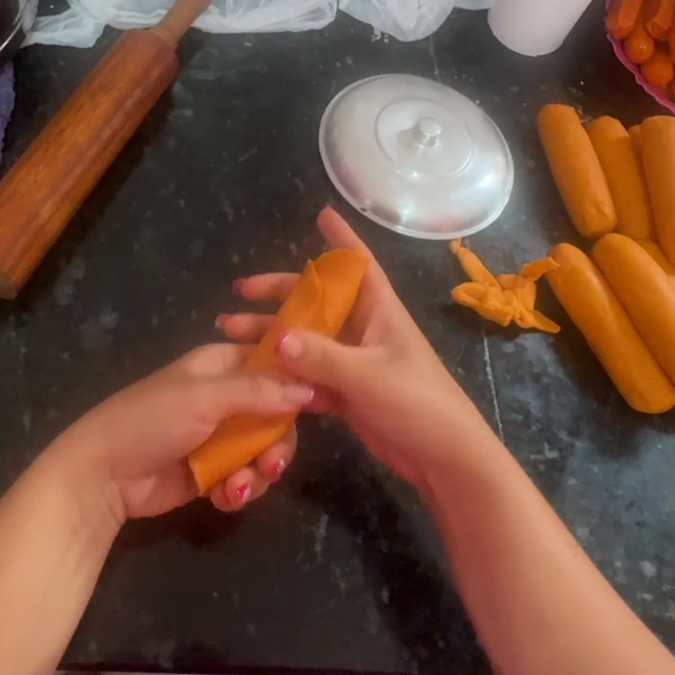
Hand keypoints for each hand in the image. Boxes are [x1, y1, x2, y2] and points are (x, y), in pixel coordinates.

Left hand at [48, 344, 311, 521]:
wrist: (104, 474)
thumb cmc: (151, 419)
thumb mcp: (205, 398)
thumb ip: (258, 392)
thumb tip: (309, 386)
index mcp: (221, 364)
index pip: (272, 364)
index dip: (295, 383)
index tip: (317, 404)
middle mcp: (226, 396)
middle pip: (276, 415)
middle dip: (277, 444)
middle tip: (271, 466)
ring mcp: (219, 435)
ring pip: (264, 450)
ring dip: (257, 473)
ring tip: (235, 488)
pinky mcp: (212, 470)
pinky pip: (245, 477)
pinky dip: (239, 490)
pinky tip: (222, 498)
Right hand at [219, 208, 501, 491]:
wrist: (445, 461)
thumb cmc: (418, 403)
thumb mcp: (368, 376)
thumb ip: (321, 357)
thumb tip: (276, 337)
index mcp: (379, 310)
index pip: (358, 263)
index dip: (341, 238)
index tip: (321, 214)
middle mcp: (364, 329)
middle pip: (316, 301)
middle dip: (279, 293)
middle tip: (240, 291)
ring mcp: (354, 362)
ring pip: (306, 339)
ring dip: (272, 336)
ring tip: (229, 334)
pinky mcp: (347, 393)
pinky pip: (308, 375)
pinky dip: (285, 374)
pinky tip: (253, 375)